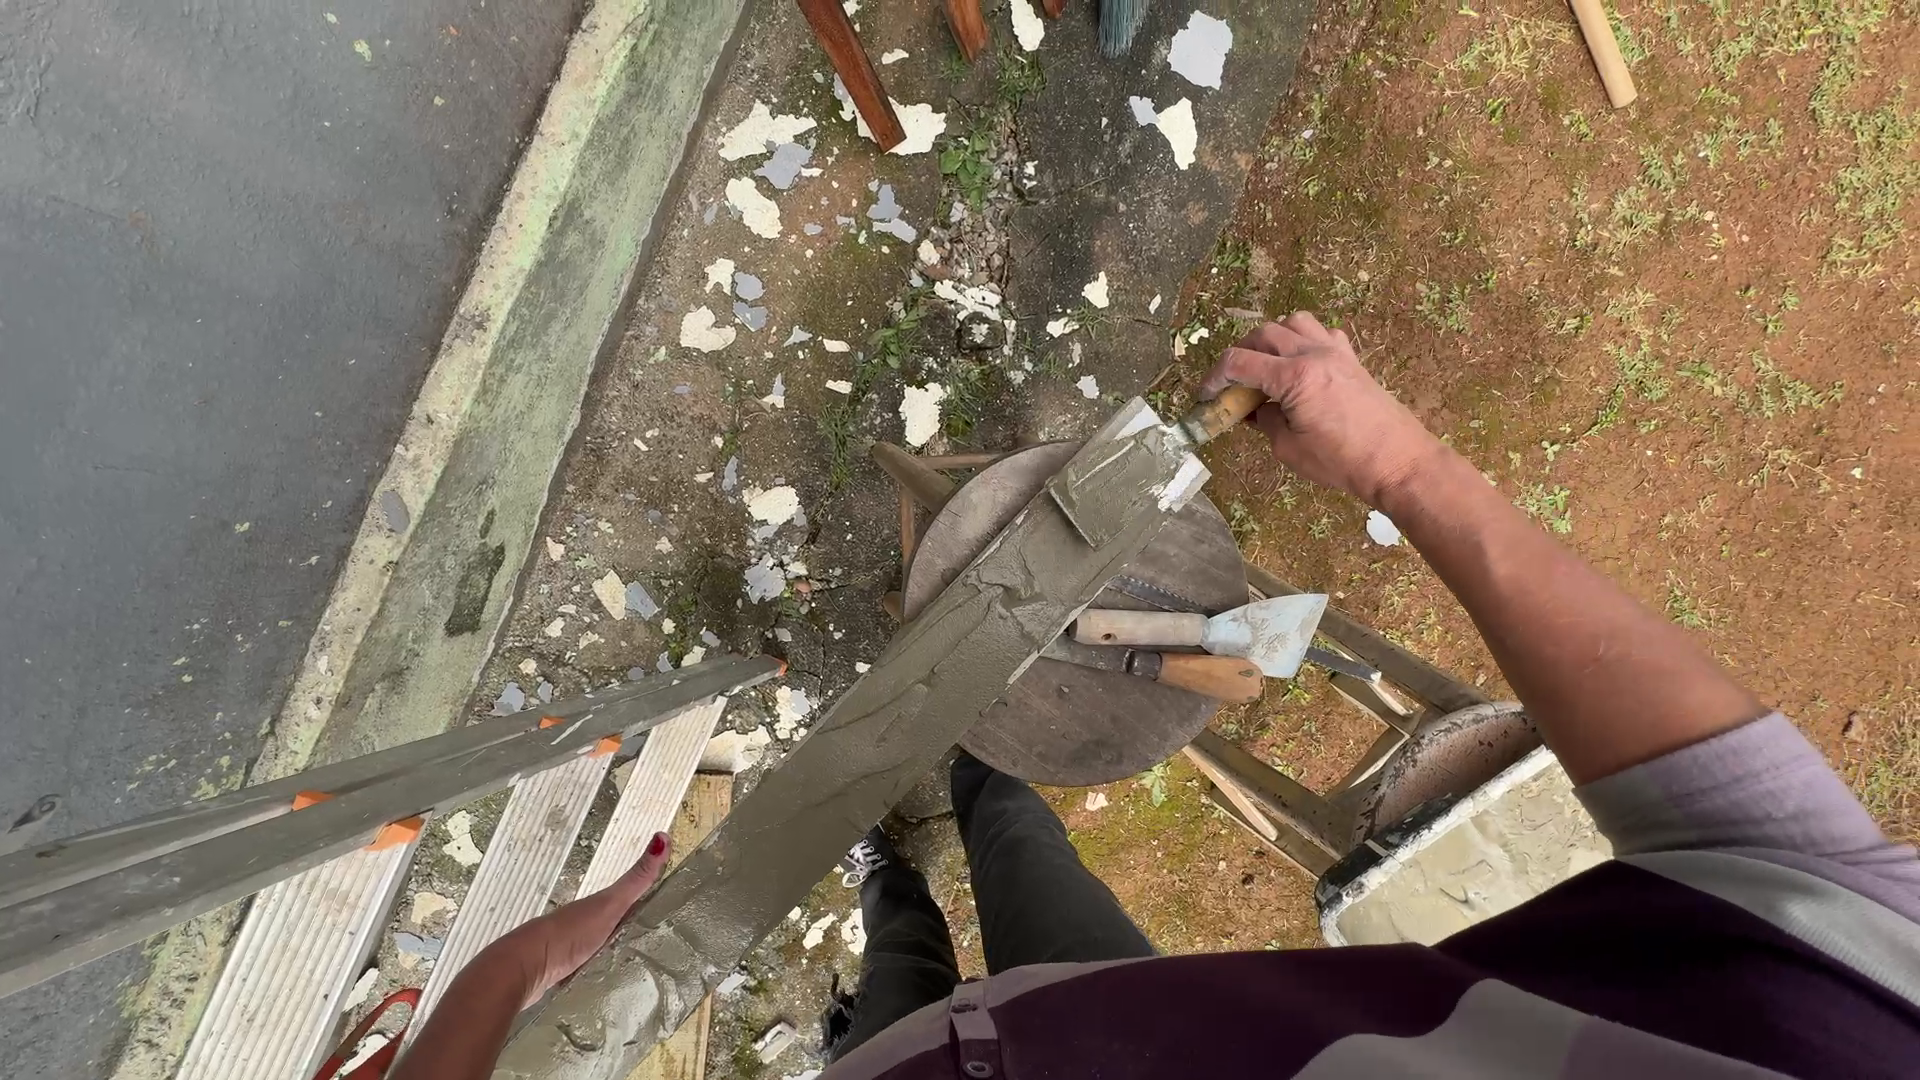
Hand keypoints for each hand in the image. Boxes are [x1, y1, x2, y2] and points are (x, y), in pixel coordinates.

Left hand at [475, 831, 672, 1006]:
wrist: (520, 970)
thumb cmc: (569, 933)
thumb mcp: (610, 904)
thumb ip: (637, 877)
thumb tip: (663, 835)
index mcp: (598, 906)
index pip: (629, 900)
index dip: (647, 900)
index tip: (669, 908)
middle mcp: (584, 924)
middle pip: (614, 926)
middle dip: (632, 932)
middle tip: (658, 945)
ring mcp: (569, 951)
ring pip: (598, 950)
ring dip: (612, 956)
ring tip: (635, 969)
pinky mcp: (558, 976)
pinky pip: (585, 972)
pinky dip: (596, 975)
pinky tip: (605, 985)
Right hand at [1200, 312, 1444, 507]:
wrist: (1396, 461)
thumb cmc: (1339, 461)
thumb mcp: (1287, 447)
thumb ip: (1265, 420)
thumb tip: (1255, 409)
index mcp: (1294, 377)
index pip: (1239, 361)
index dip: (1214, 376)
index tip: (1205, 394)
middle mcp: (1313, 354)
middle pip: (1263, 333)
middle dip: (1238, 354)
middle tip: (1231, 383)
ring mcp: (1335, 352)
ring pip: (1292, 322)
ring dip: (1270, 339)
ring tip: (1264, 366)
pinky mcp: (1351, 359)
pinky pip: (1320, 333)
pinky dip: (1301, 341)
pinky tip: (1298, 365)